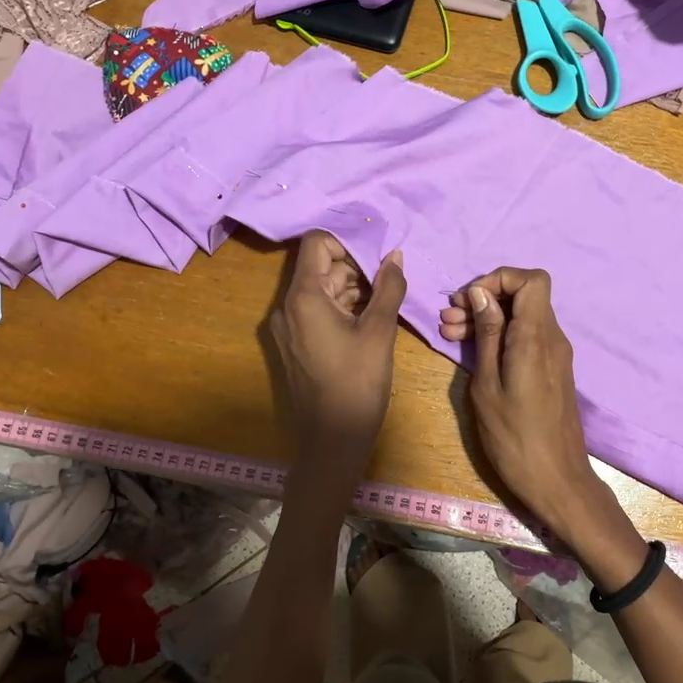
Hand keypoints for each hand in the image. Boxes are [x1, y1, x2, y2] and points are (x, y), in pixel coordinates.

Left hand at [270, 231, 407, 476]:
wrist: (332, 440)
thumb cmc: (357, 383)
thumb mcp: (379, 330)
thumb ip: (388, 287)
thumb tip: (394, 256)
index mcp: (303, 297)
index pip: (317, 243)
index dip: (347, 241)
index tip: (377, 256)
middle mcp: (287, 306)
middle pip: (321, 266)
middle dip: (356, 267)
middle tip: (389, 281)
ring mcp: (288, 326)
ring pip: (321, 289)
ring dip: (352, 288)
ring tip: (384, 301)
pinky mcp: (295, 343)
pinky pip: (318, 311)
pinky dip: (342, 307)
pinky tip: (370, 319)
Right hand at [441, 268, 613, 542]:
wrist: (557, 482)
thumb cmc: (515, 437)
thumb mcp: (487, 385)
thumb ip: (487, 335)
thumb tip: (481, 295)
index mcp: (536, 337)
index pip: (532, 279)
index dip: (498, 278)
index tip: (469, 300)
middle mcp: (552, 338)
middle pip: (524, 295)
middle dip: (485, 298)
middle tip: (449, 319)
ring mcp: (555, 354)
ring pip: (522, 316)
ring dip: (488, 318)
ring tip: (450, 333)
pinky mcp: (552, 370)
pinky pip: (527, 337)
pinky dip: (501, 336)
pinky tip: (472, 351)